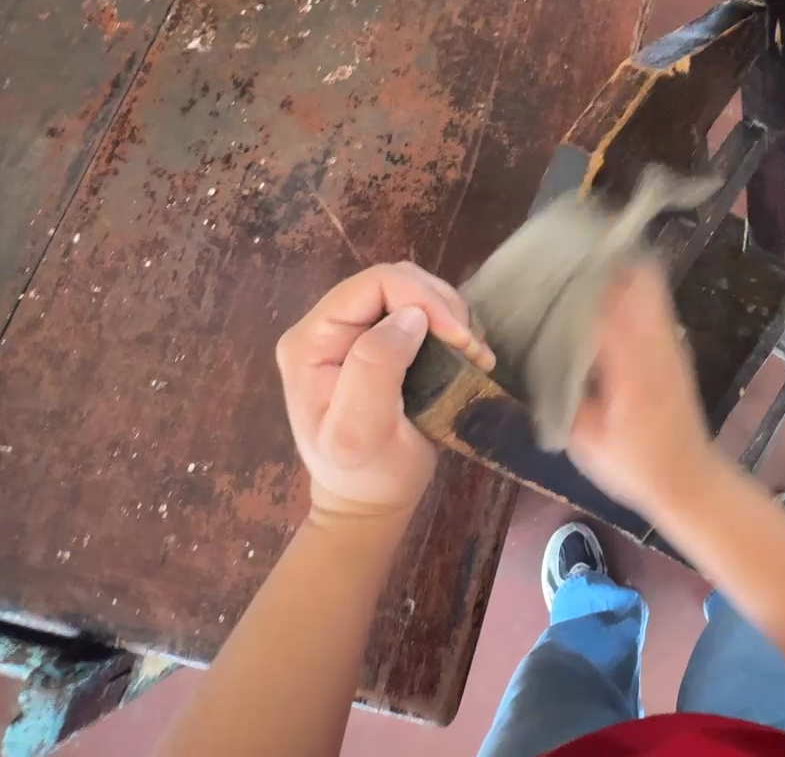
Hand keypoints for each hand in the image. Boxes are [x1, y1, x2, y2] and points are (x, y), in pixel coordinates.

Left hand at [275, 262, 494, 524]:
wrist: (370, 502)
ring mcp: (355, 332)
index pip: (374, 285)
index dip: (423, 299)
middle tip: (471, 348)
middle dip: (441, 306)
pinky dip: (452, 325)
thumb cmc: (366, 474)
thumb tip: (410, 318)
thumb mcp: (361, 432)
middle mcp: (329, 327)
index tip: (460, 339)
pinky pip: (422, 310)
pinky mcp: (382, 340)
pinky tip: (466, 353)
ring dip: (451, 315)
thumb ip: (375, 370)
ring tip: (472, 354)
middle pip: (395, 281)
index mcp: (311, 340)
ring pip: (413, 290)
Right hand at [567, 263, 728, 516]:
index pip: (605, 310)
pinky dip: (631, 287)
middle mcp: (655, 346)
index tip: (549, 273)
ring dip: (620, 272)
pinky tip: (605, 295)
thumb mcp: (586, 442)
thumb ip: (563, 397)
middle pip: (636, 282)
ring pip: (650, 285)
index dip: (579, 287)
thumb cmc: (634, 466)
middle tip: (567, 265)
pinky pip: (655, 301)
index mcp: (630, 369)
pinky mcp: (676, 346)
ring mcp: (671, 342)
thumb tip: (537, 361)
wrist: (689, 480)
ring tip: (584, 272)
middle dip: (603, 266)